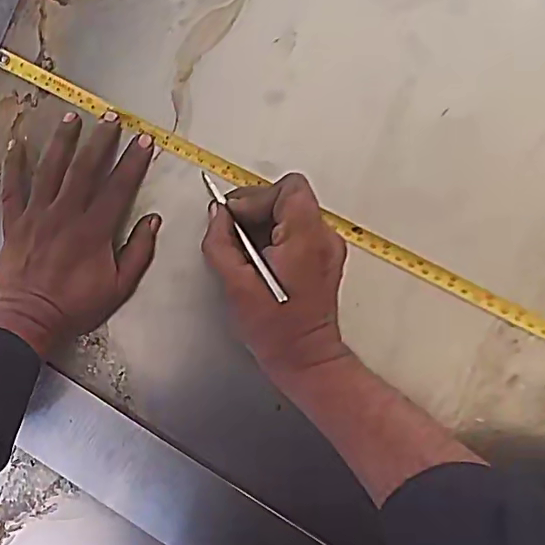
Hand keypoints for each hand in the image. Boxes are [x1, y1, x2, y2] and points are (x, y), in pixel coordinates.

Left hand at [0, 111, 160, 356]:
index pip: (118, 187)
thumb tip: (152, 221)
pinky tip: (17, 145)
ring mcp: (37, 216)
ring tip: (71, 117)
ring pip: (50, 170)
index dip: (133, 162)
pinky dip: (14, 166)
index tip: (143, 141)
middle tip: (110, 117)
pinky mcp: (14, 223)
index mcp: (94, 230)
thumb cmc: (75, 306)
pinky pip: (13, 189)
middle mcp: (65, 215)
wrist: (31, 319)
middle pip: (85, 169)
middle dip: (100, 140)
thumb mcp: (118, 287)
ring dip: (62, 142)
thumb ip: (138, 252)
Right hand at [201, 172, 351, 381]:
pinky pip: (296, 230)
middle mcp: (323, 237)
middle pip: (289, 197)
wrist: (303, 355)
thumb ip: (221, 243)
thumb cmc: (275, 329)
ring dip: (263, 223)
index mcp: (305, 239)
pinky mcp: (322, 256)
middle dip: (256, 209)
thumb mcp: (235, 285)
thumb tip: (217, 215)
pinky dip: (274, 235)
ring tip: (245, 252)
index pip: (287, 189)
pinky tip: (259, 260)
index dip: (254, 198)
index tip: (232, 218)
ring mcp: (327, 247)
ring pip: (291, 212)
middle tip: (233, 234)